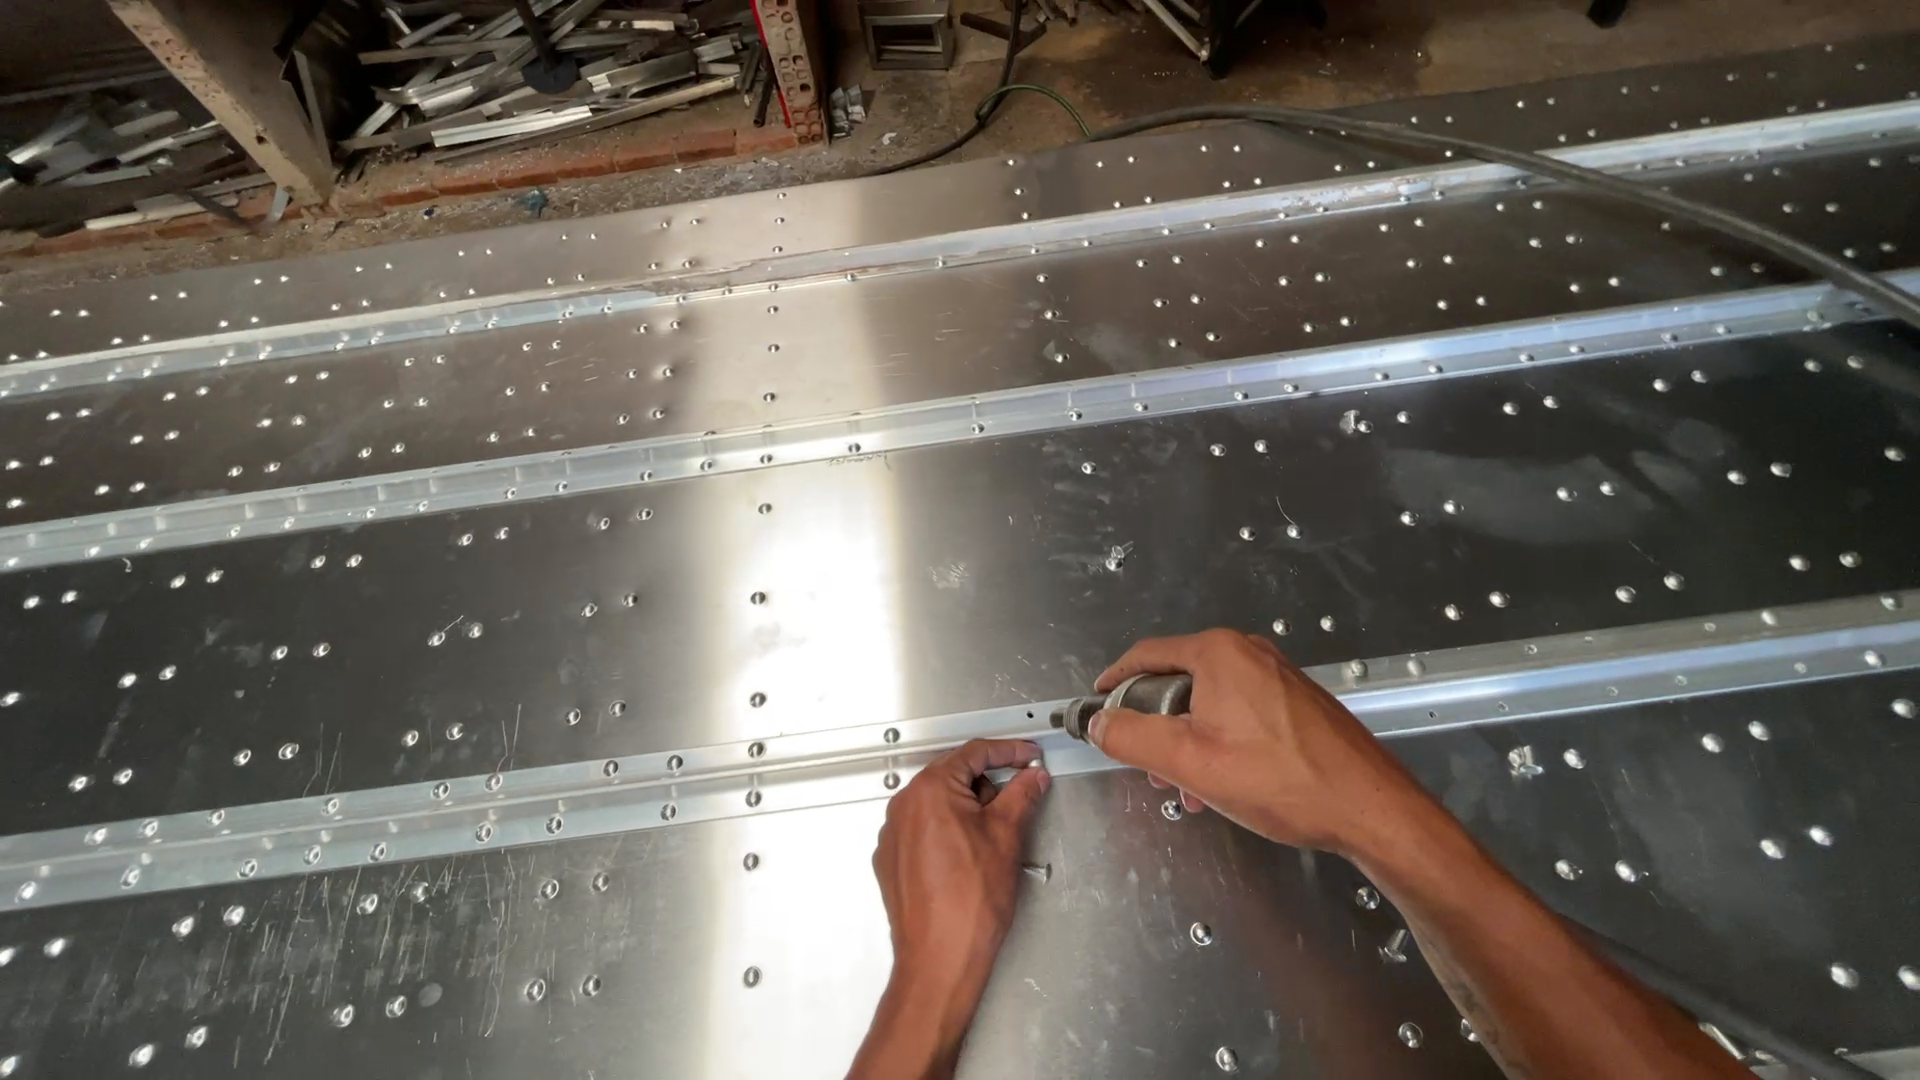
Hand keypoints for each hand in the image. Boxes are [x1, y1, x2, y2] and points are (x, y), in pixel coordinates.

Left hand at [851, 739, 1049, 1079]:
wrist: (939, 960)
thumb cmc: (970, 902)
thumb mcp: (1006, 836)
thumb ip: (1021, 795)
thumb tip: (1032, 777)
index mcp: (931, 789)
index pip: (975, 753)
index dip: (1009, 751)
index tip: (1029, 756)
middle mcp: (904, 804)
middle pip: (954, 775)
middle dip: (988, 785)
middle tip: (1016, 801)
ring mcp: (893, 832)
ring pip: (938, 802)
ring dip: (967, 809)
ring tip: (991, 839)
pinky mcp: (891, 857)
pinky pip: (923, 828)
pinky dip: (947, 830)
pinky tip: (967, 856)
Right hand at [1088, 629, 1423, 856]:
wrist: (1372, 810)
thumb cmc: (1278, 780)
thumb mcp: (1188, 761)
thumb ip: (1130, 736)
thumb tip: (1098, 721)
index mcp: (1219, 652)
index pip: (1145, 655)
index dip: (1115, 681)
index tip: (1099, 705)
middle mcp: (1248, 652)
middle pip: (1177, 680)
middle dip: (1155, 724)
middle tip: (1147, 764)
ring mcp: (1277, 675)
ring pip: (1208, 702)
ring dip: (1187, 741)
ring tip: (1187, 787)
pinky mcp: (1296, 702)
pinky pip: (1238, 713)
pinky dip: (1218, 741)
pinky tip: (1223, 783)